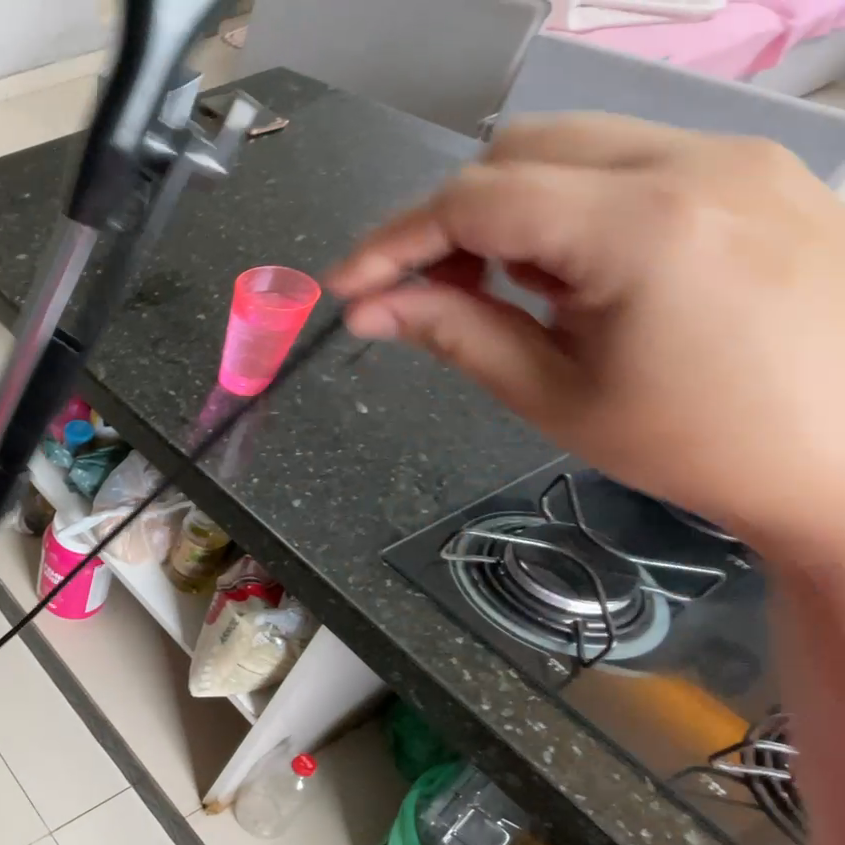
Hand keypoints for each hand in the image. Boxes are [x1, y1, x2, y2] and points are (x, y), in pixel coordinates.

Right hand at [328, 114, 844, 562]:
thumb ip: (452, 332)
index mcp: (642, 225)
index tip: (344, 288)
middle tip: (417, 289)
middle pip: (518, 150)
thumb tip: (366, 309)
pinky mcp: (756, 174)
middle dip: (445, 217)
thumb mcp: (551, 393)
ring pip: (570, 147)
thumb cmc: (697, 440)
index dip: (392, 241)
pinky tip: (563, 273)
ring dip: (504, 209)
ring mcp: (737, 160)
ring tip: (495, 287)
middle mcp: (696, 164)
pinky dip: (563, 206)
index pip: (475, 200)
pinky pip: (626, 161)